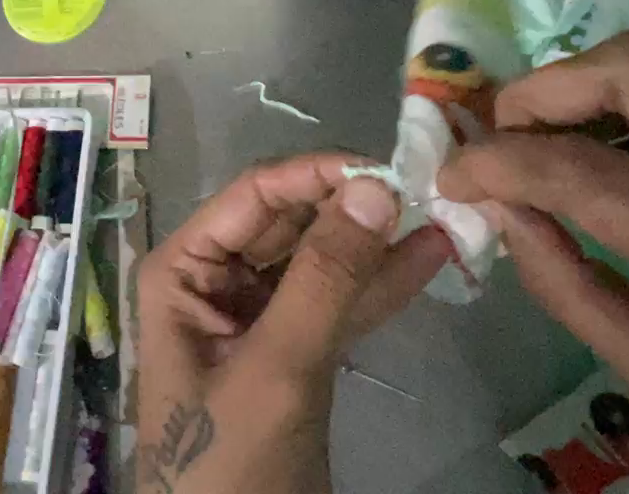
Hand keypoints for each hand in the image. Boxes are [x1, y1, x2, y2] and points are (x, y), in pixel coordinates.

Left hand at [135, 153, 449, 493]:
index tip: (385, 166)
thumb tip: (373, 189)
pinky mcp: (293, 351)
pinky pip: (336, 304)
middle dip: (353, 205)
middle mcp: (216, 278)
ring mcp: (257, 315)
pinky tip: (430, 258)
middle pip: (289, 222)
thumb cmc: (229, 463)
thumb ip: (323, 278)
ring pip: (320, 260)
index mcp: (185, 267)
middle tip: (425, 185)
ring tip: (442, 212)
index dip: (317, 174)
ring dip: (376, 242)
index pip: (254, 196)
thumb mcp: (276, 368)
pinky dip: (380, 285)